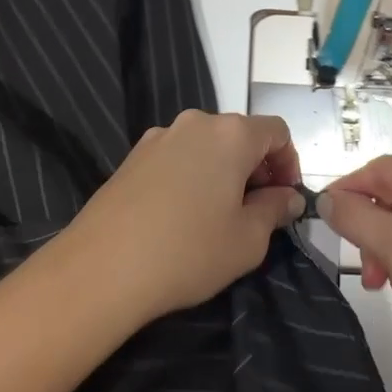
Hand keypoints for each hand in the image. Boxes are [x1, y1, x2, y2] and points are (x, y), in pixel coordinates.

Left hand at [52, 110, 306, 323]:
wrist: (102, 268)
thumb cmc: (188, 252)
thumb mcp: (247, 240)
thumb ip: (275, 210)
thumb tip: (288, 197)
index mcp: (231, 134)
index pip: (276, 132)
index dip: (289, 164)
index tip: (285, 201)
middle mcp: (196, 123)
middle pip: (240, 135)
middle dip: (256, 169)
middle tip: (256, 214)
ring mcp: (160, 137)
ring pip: (207, 147)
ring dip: (222, 173)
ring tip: (216, 219)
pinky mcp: (133, 156)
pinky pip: (177, 158)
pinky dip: (191, 177)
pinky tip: (181, 218)